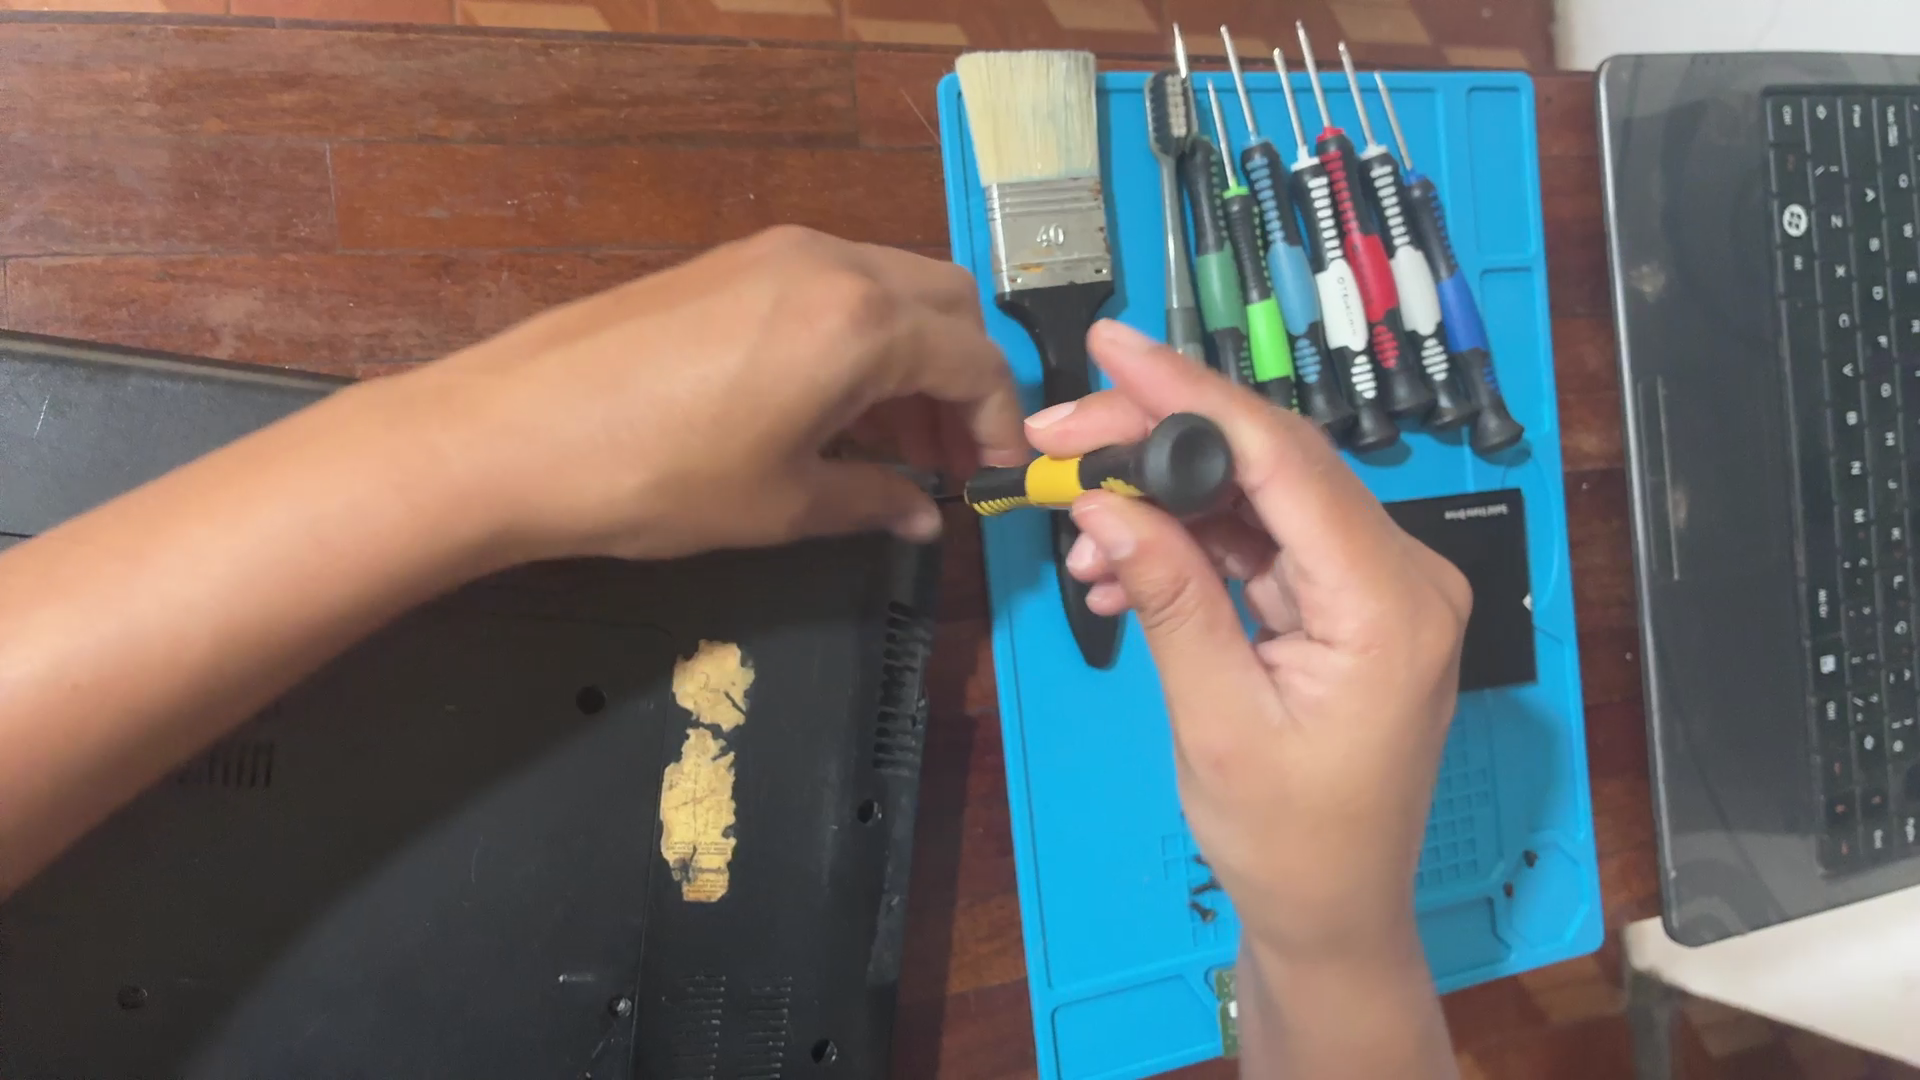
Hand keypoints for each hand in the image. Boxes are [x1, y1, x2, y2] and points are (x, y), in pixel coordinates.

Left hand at [375, 226, 1027, 562]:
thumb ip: (876, 501)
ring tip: (903, 441)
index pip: (976, 360)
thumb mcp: (787, 505)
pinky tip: (842, 403)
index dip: (1002, 421)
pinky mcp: (738, 259)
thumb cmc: (663, 480)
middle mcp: (835, 265)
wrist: (507, 434)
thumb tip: (926, 519)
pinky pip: (839, 290)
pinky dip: (867, 342)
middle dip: (968, 379)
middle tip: (953, 453)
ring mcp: (781, 251)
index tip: (997, 473)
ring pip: (895, 290)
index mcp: (862, 325)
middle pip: (948, 304)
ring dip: (918, 360)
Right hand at [1026, 320, 1470, 961]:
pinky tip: (1114, 569)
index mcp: (1387, 601)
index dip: (1190, 394)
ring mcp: (1361, 582)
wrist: (1328, 909)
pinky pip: (1245, 544)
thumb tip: (1103, 503)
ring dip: (1155, 500)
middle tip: (1059, 435)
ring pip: (1246, 498)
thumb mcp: (1214, 718)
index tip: (1111, 350)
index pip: (1281, 459)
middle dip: (1154, 439)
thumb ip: (1167, 597)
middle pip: (1262, 463)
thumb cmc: (1284, 837)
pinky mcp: (1328, 599)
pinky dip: (1177, 545)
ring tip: (1075, 521)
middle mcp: (1391, 571)